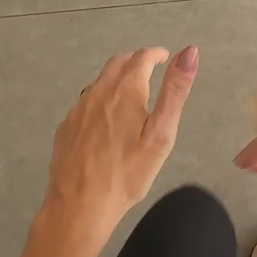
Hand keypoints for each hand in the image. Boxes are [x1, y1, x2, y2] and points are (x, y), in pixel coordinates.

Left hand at [38, 46, 198, 250]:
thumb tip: (189, 51)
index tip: (165, 57)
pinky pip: (86, 103)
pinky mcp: (66, 127)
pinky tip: (105, 121)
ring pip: (99, 82)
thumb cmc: (128, 172)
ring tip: (130, 94)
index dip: (155, 54)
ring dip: (116, 79)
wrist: (79, 206)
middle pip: (117, 64)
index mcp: (125, 89)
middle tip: (150, 70)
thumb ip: (175, 90)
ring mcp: (78, 109)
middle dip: (135, 62)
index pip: (142, 58)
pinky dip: (100, 100)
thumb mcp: (161, 133)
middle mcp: (98, 91)